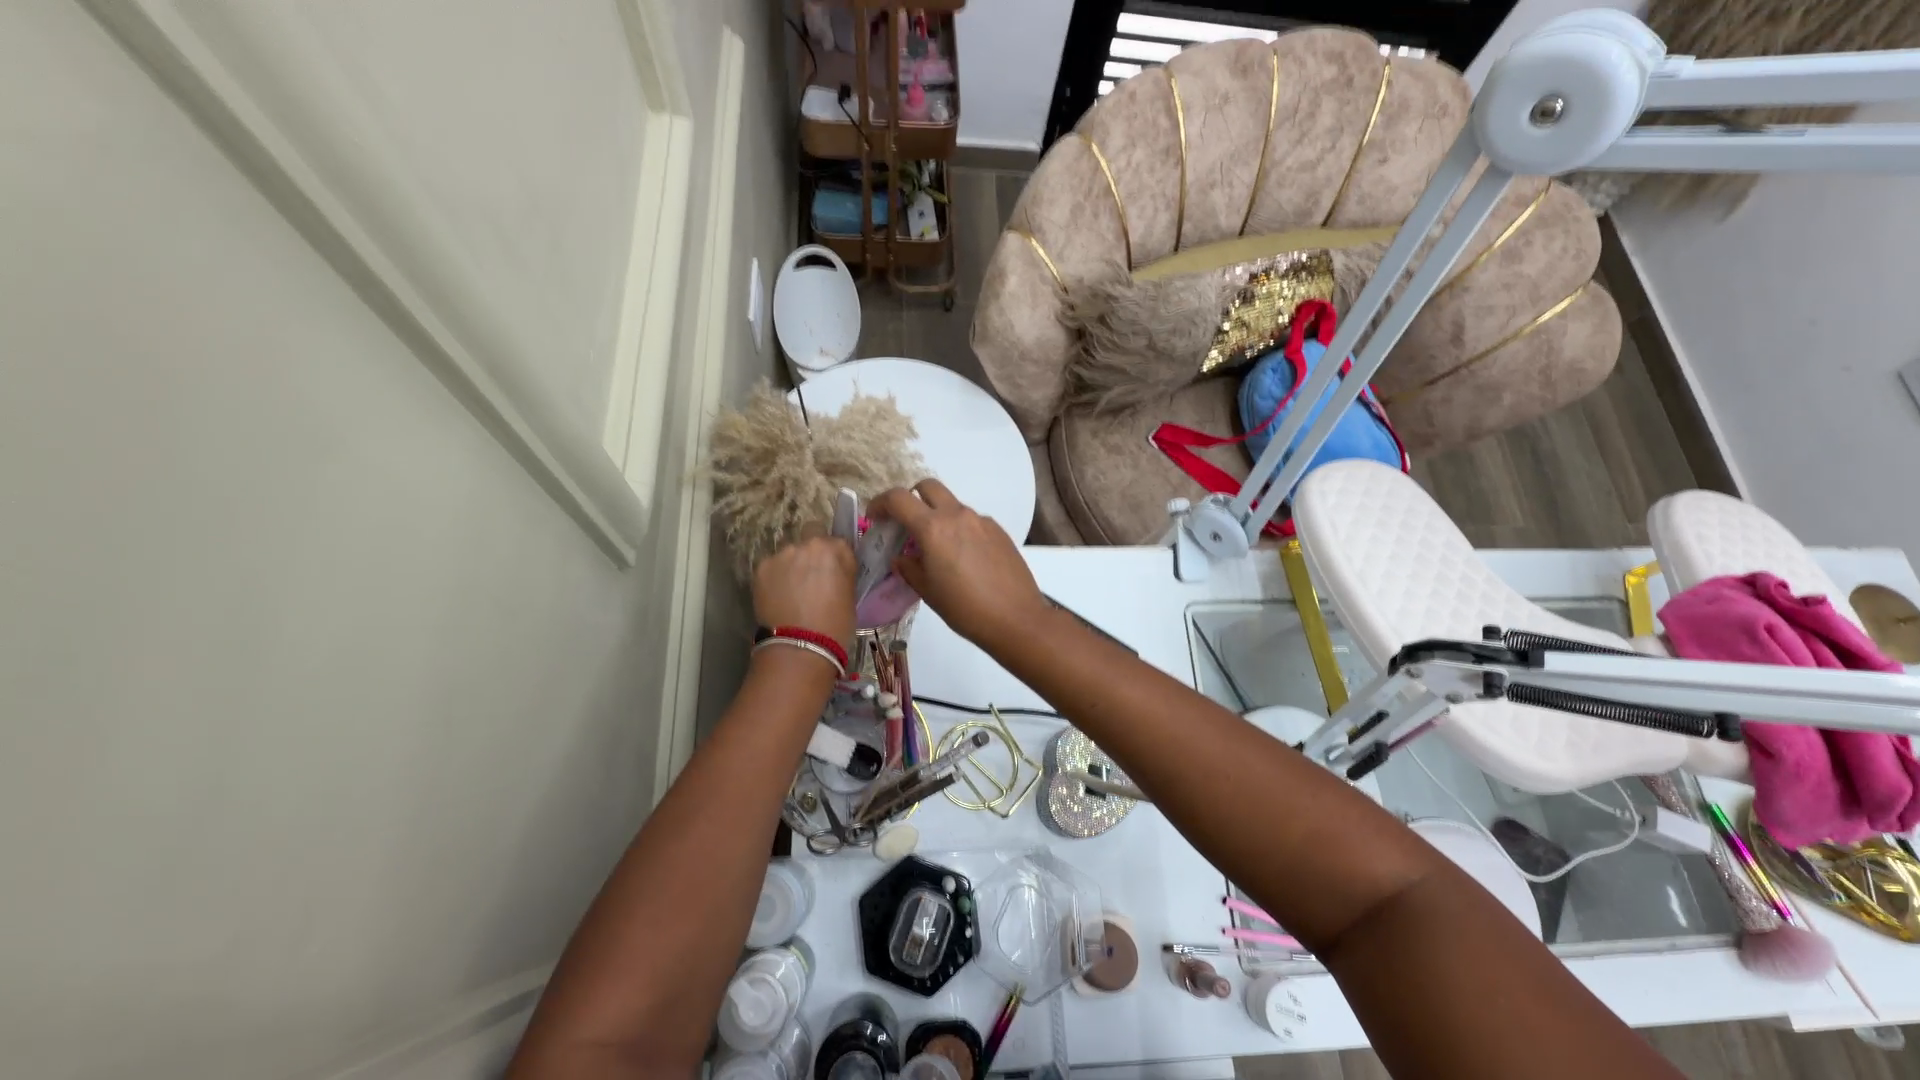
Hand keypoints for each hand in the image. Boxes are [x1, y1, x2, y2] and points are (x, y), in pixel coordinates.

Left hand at [752, 534, 855, 652]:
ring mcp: (782, 555)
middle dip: (811, 553)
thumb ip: (842, 572)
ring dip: (792, 565)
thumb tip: (834, 568)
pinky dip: (775, 578)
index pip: (837, 542)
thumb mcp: (850, 594)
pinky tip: (778, 597)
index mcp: (834, 550)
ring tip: (792, 592)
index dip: (834, 556)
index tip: (832, 571)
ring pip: (789, 553)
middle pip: (810, 538)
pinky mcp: (761, 567)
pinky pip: (772, 567)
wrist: (801, 646)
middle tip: (811, 578)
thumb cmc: (835, 625)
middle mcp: (807, 545)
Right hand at [869, 480, 1048, 647]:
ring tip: (936, 549)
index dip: (880, 503)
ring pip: (952, 505)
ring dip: (937, 516)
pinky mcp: (999, 531)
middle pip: (928, 487)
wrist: (1016, 618)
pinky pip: (971, 521)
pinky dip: (959, 530)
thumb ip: (908, 567)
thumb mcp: (927, 591)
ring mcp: (981, 521)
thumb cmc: (965, 608)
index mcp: (934, 528)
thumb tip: (901, 557)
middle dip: (911, 498)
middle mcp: (958, 515)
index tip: (875, 518)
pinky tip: (964, 559)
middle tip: (905, 524)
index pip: (899, 498)